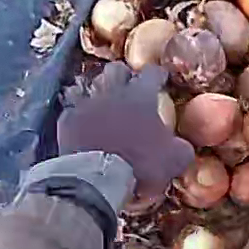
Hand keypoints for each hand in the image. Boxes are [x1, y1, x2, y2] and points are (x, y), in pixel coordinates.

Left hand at [56, 64, 192, 194]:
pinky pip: (71, 107)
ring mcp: (86, 104)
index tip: (162, 77)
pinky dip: (79, 111)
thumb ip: (182, 144)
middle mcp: (112, 92)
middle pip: (115, 69)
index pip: (152, 73)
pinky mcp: (67, 119)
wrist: (99, 178)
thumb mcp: (177, 158)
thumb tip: (182, 144)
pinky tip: (83, 119)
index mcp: (141, 96)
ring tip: (104, 100)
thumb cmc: (142, 163)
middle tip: (130, 84)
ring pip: (89, 83)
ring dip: (98, 90)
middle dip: (123, 74)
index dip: (158, 74)